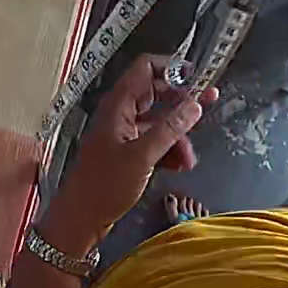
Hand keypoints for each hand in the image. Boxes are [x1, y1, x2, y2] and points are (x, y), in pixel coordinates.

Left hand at [40, 55, 212, 254]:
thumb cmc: (104, 186)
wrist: (81, 219)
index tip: (198, 77)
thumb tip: (196, 104)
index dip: (172, 68)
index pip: (145, 68)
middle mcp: (119, 115)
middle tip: (206, 108)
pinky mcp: (125, 155)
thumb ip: (170, 128)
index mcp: (118, 106)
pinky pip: (152, 144)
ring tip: (188, 159)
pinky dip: (167, 152)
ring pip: (157, 123)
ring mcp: (122, 135)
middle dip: (181, 105)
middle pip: (156, 95)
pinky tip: (177, 166)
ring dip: (176, 136)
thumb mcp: (142, 156)